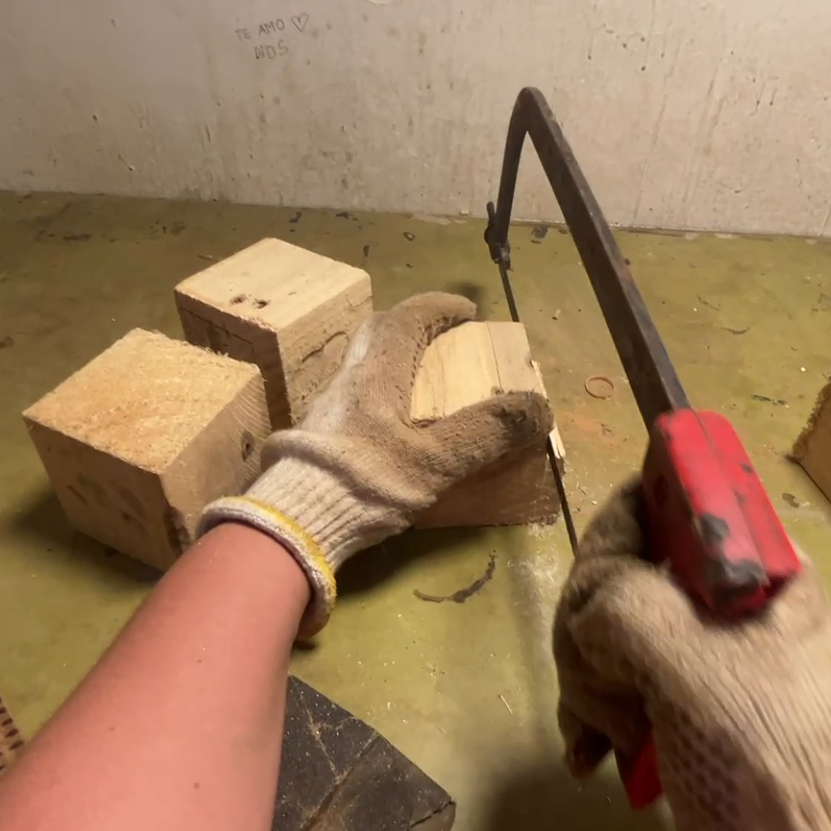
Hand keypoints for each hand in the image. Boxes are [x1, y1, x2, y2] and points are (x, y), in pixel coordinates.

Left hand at [201, 293, 551, 634]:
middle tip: (439, 341)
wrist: (293, 523)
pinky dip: (378, 398)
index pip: (406, 319)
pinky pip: (352, 401)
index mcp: (376, 375)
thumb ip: (485, 433)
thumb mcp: (436, 461)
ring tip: (421, 388)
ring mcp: (326, 409)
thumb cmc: (365, 483)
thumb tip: (536, 407)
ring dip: (393, 364)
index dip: (438, 307)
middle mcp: (347, 382)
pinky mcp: (315, 439)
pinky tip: (389, 429)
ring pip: (361, 368)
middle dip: (410, 327)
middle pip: (375, 334)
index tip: (466, 310)